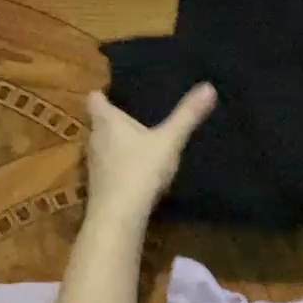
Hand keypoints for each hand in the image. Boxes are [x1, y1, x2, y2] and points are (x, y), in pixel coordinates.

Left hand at [83, 83, 215, 221]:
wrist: (118, 216)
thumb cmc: (140, 169)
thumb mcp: (169, 140)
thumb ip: (187, 115)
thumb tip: (208, 86)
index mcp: (107, 121)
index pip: (95, 99)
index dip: (103, 94)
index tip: (115, 93)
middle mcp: (94, 139)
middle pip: (99, 123)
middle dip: (114, 120)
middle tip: (136, 115)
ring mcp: (94, 165)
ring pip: (103, 146)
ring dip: (116, 144)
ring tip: (139, 142)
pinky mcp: (99, 186)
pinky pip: (109, 168)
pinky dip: (120, 166)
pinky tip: (137, 172)